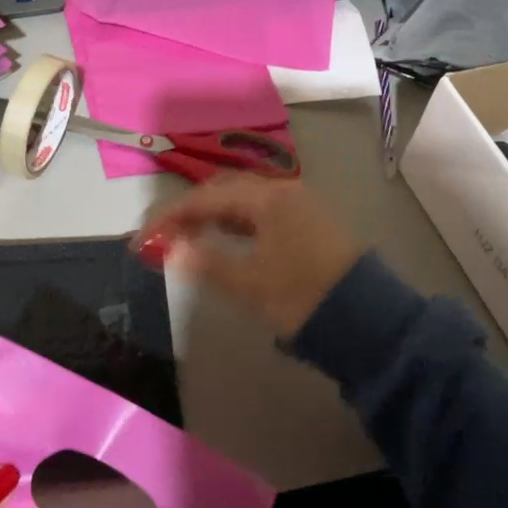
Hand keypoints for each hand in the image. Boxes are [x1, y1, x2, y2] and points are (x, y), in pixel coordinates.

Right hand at [133, 174, 361, 336]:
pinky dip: (233, 221)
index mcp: (267, 198)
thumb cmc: (302, 297)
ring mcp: (297, 204)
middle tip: (161, 235)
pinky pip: (258, 211)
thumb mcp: (248, 283)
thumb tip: (168, 248)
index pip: (205, 197)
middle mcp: (282, 190)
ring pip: (242, 199)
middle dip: (188, 210)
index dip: (169, 216)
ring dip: (210, 214)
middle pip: (223, 190)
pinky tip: (222, 238)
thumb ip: (204, 262)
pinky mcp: (306, 221)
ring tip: (185, 238)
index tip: (142, 239)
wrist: (365, 318)